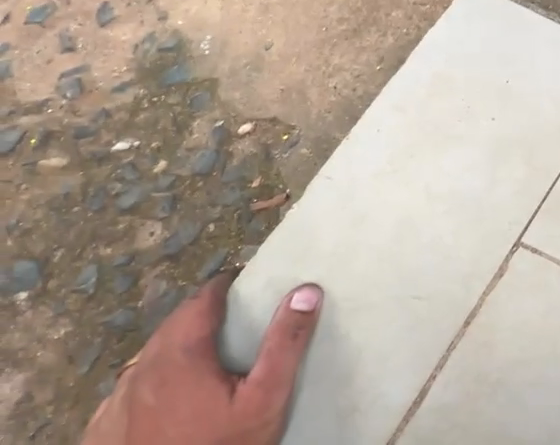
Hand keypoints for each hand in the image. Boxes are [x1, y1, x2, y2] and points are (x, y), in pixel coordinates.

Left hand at [81, 275, 322, 444]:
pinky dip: (152, 376)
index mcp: (179, 356)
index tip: (247, 281)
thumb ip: (285, 342)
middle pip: (171, 326)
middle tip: (235, 314)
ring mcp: (115, 404)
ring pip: (147, 356)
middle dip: (201, 313)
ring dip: (176, 344)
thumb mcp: (266, 397)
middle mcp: (140, 372)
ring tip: (206, 351)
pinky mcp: (102, 430)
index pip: (199, 301)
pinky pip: (128, 388)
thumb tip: (305, 289)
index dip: (223, 286)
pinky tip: (169, 393)